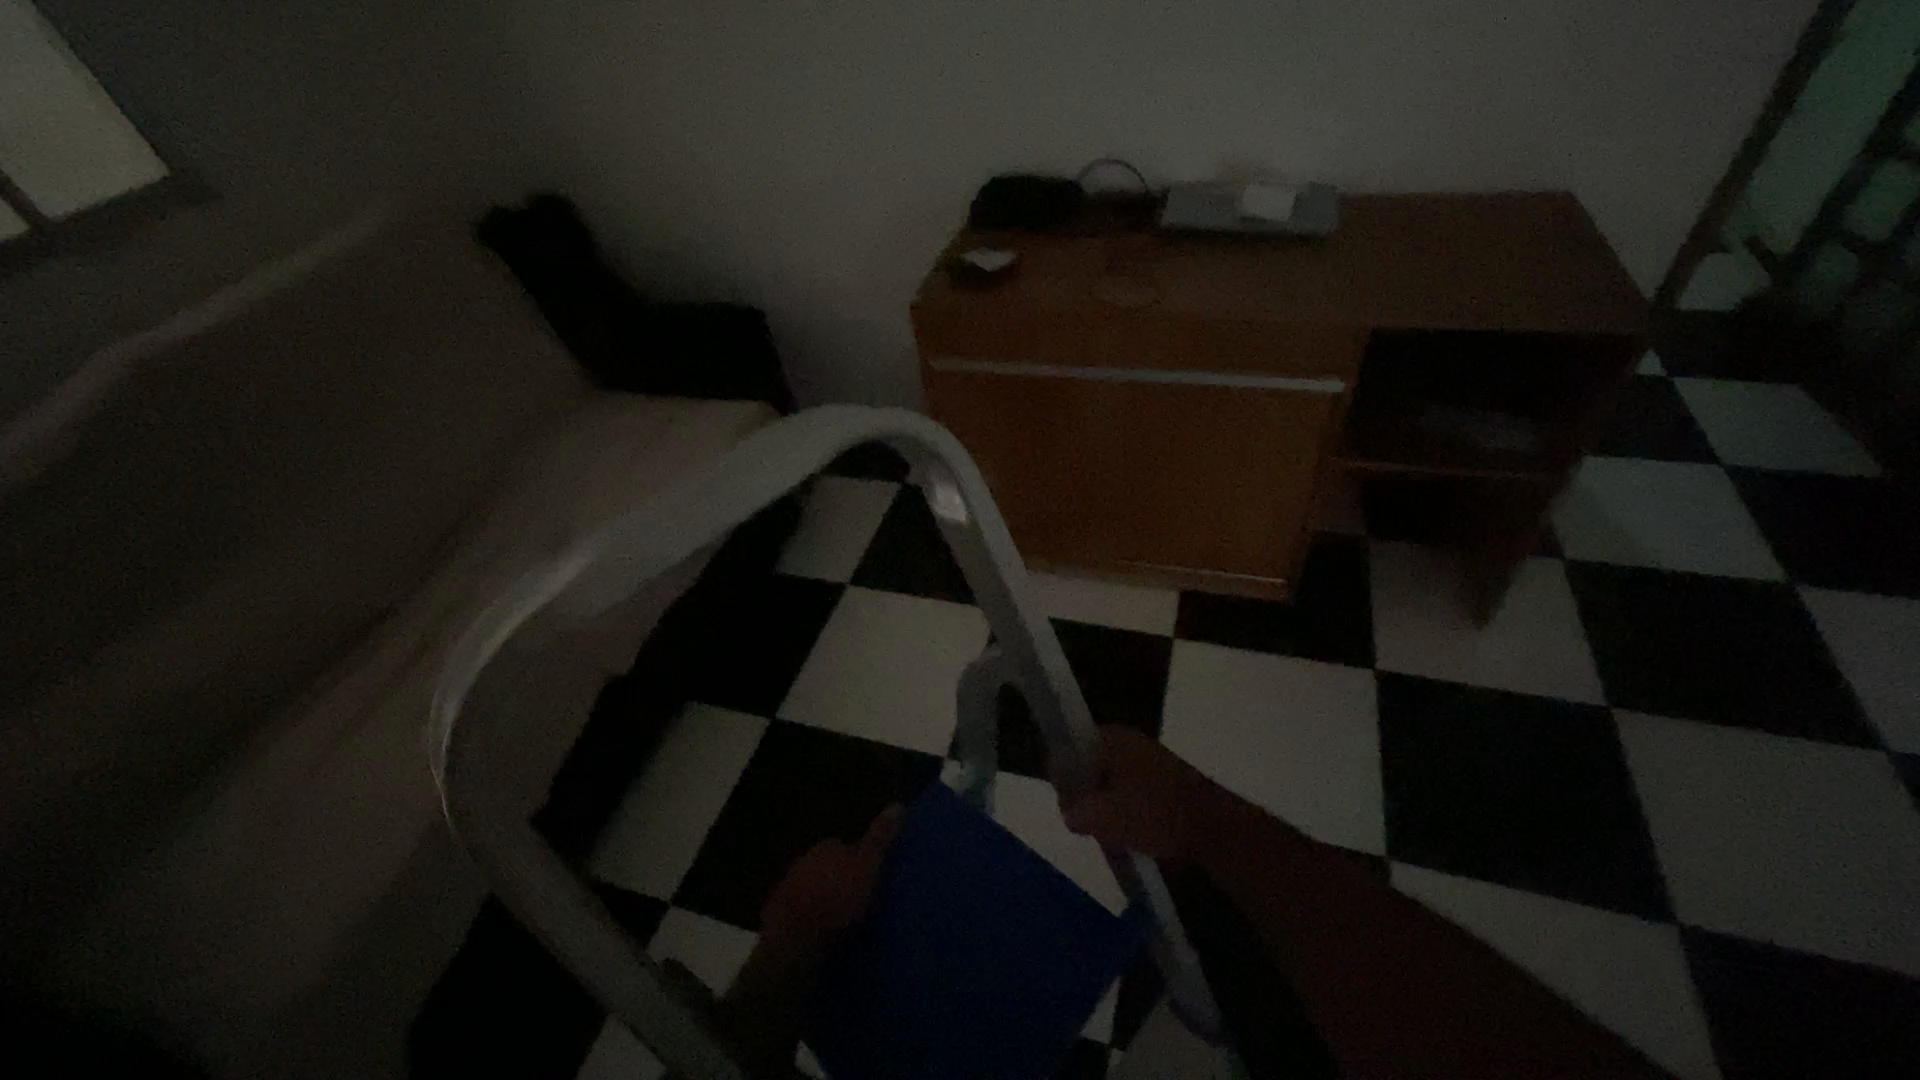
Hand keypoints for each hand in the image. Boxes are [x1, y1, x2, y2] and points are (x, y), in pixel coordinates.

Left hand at [758, 804, 903, 949]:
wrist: (796, 937)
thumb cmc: (837, 897)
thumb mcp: (866, 865)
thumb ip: (879, 838)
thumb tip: (897, 805)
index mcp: (826, 847)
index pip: (843, 845)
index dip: (857, 859)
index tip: (870, 874)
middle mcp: (804, 861)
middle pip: (827, 866)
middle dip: (839, 878)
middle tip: (859, 897)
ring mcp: (788, 887)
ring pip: (813, 887)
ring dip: (825, 898)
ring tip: (844, 918)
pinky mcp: (779, 914)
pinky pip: (801, 911)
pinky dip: (811, 917)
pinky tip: (822, 931)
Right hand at [1060, 728, 1219, 859]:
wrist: (1214, 829)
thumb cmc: (1154, 814)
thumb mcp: (1102, 816)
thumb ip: (1075, 811)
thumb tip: (1070, 814)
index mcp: (1111, 738)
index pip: (1068, 749)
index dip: (1062, 778)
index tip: (1067, 807)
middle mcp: (1129, 741)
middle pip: (1089, 766)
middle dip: (1085, 796)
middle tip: (1088, 824)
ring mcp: (1150, 761)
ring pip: (1111, 783)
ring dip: (1106, 807)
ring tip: (1109, 834)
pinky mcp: (1165, 782)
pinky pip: (1132, 794)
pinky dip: (1126, 812)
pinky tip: (1130, 835)